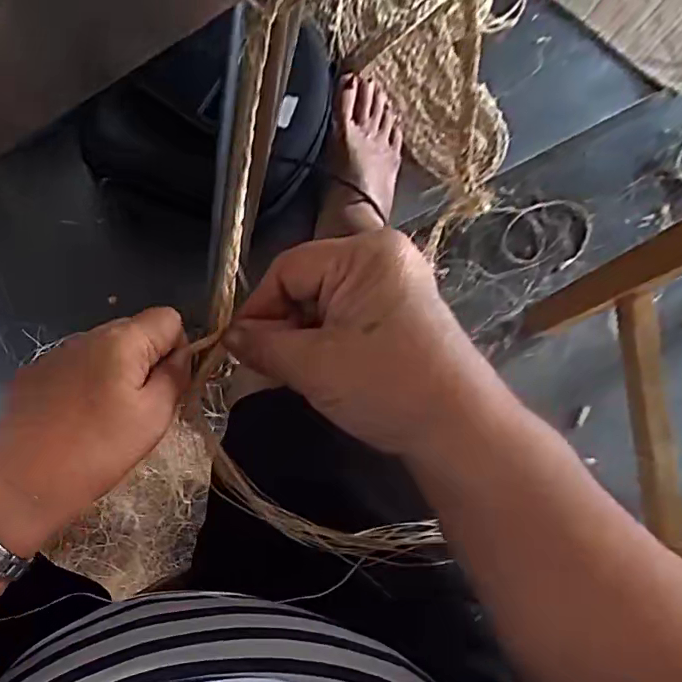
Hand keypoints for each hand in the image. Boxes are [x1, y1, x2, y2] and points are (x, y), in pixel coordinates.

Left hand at [0, 307, 189, 552]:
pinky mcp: (29, 376)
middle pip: (131, 334)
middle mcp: (83, 336)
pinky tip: (69, 423)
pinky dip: (78, 389)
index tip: (166, 389)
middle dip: (142, 365)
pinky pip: (69, 371)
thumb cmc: (96, 453)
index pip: (167, 318)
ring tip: (99, 423)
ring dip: (109, 377)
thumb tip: (181, 355)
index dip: (176, 350)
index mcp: (119, 340)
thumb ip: (174, 378)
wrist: (24, 482)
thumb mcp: (152, 419)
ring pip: (98, 354)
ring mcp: (52, 355)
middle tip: (135, 414)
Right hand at [220, 228, 499, 455]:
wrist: (454, 427)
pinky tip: (316, 373)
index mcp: (364, 254)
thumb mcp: (311, 366)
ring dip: (297, 340)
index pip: (286, 269)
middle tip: (267, 367)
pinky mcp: (395, 315)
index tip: (239, 350)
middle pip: (303, 284)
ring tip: (292, 375)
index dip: (257, 309)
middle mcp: (380, 258)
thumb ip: (262, 346)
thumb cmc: (383, 387)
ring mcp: (391, 286)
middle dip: (279, 326)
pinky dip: (320, 345)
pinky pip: (340, 319)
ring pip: (319, 305)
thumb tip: (227, 338)